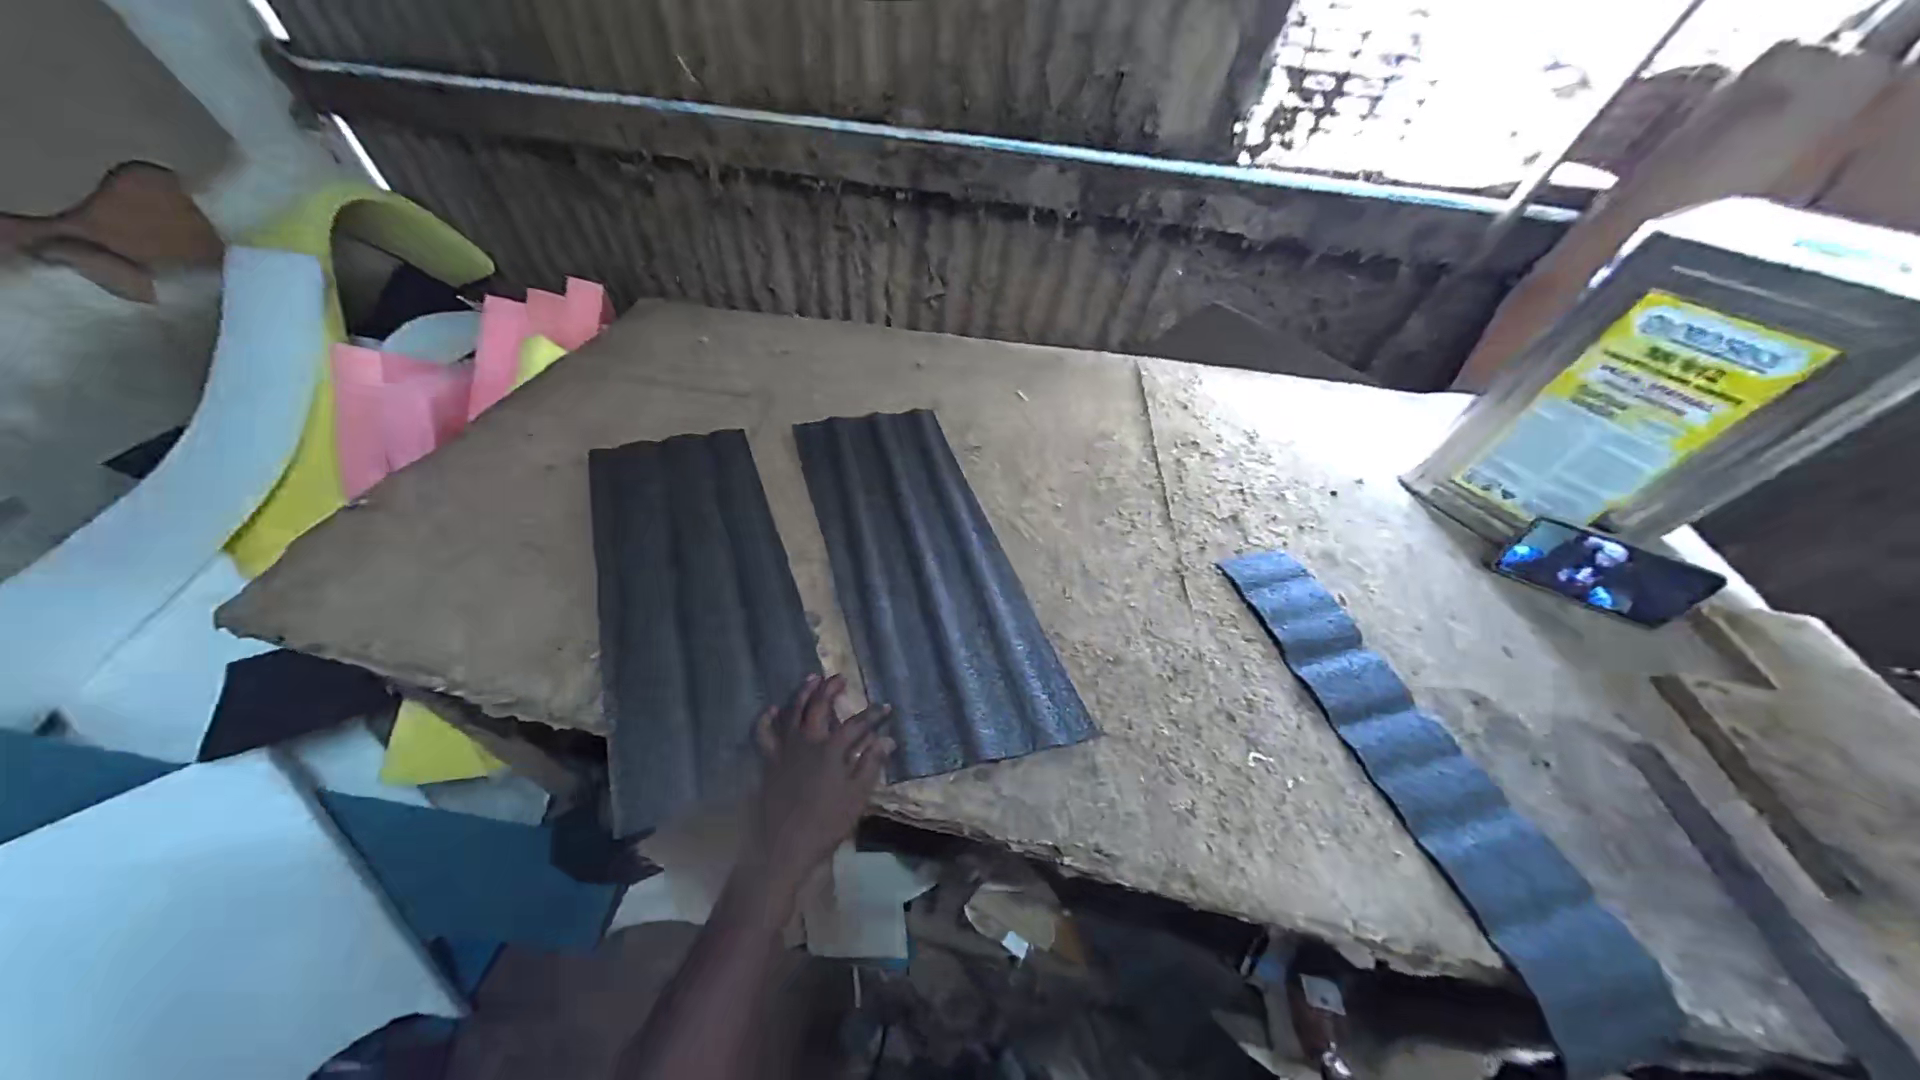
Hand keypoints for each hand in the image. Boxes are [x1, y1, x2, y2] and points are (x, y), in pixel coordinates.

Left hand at [744, 674, 893, 891]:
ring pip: (792, 712)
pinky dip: (767, 719)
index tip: (886, 707)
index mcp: (832, 750)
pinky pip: (764, 733)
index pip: (857, 724)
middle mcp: (807, 741)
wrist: (785, 846)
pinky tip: (772, 709)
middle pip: (819, 707)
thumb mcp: (857, 796)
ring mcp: (785, 749)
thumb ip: (871, 764)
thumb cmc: (827, 823)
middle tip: (840, 679)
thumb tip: (887, 739)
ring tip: (811, 679)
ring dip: (802, 693)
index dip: (873, 714)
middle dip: (831, 689)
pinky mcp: (769, 760)